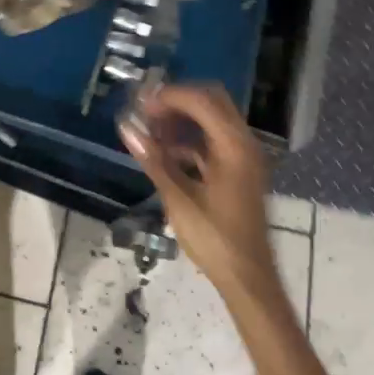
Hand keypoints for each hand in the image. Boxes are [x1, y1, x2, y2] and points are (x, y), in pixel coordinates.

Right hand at [119, 83, 275, 291]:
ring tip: (152, 132)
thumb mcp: (179, 200)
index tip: (140, 103)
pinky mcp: (240, 170)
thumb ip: (154, 160)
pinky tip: (167, 153)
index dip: (169, 96)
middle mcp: (244, 143)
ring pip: (213, 120)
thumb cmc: (215, 239)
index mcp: (234, 145)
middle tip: (147, 112)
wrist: (248, 278)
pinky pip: (215, 140)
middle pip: (211, 101)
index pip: (201, 101)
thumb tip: (126, 128)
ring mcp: (244, 156)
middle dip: (177, 101)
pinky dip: (191, 139)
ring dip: (183, 119)